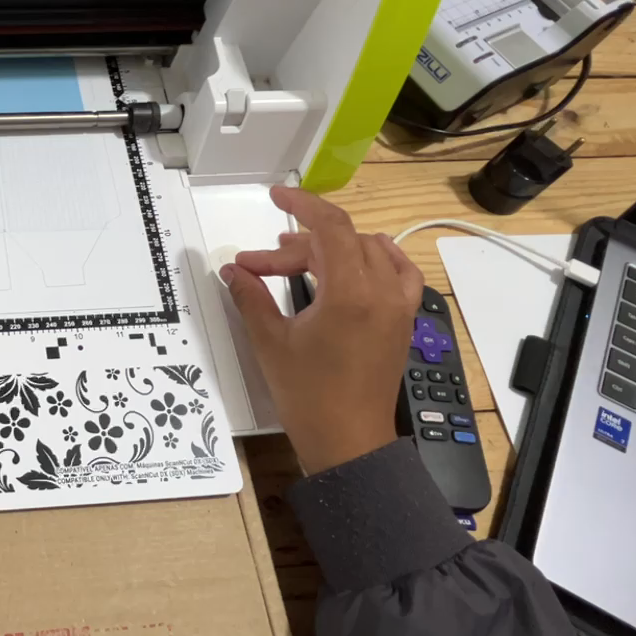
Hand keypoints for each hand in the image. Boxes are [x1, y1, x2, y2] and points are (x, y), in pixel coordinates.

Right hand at [219, 186, 423, 474]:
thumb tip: (233, 270)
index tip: (275, 196)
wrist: (347, 439)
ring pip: (371, 251)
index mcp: (349, 292)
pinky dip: (375, 259)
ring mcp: (398, 306)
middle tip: (258, 267)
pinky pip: (399, 272)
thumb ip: (251, 297)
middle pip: (341, 242)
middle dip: (296, 247)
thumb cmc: (308, 394)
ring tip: (300, 258)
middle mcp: (382, 291)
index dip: (301, 205)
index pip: (331, 228)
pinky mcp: (402, 320)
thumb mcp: (270, 341)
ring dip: (334, 247)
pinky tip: (356, 265)